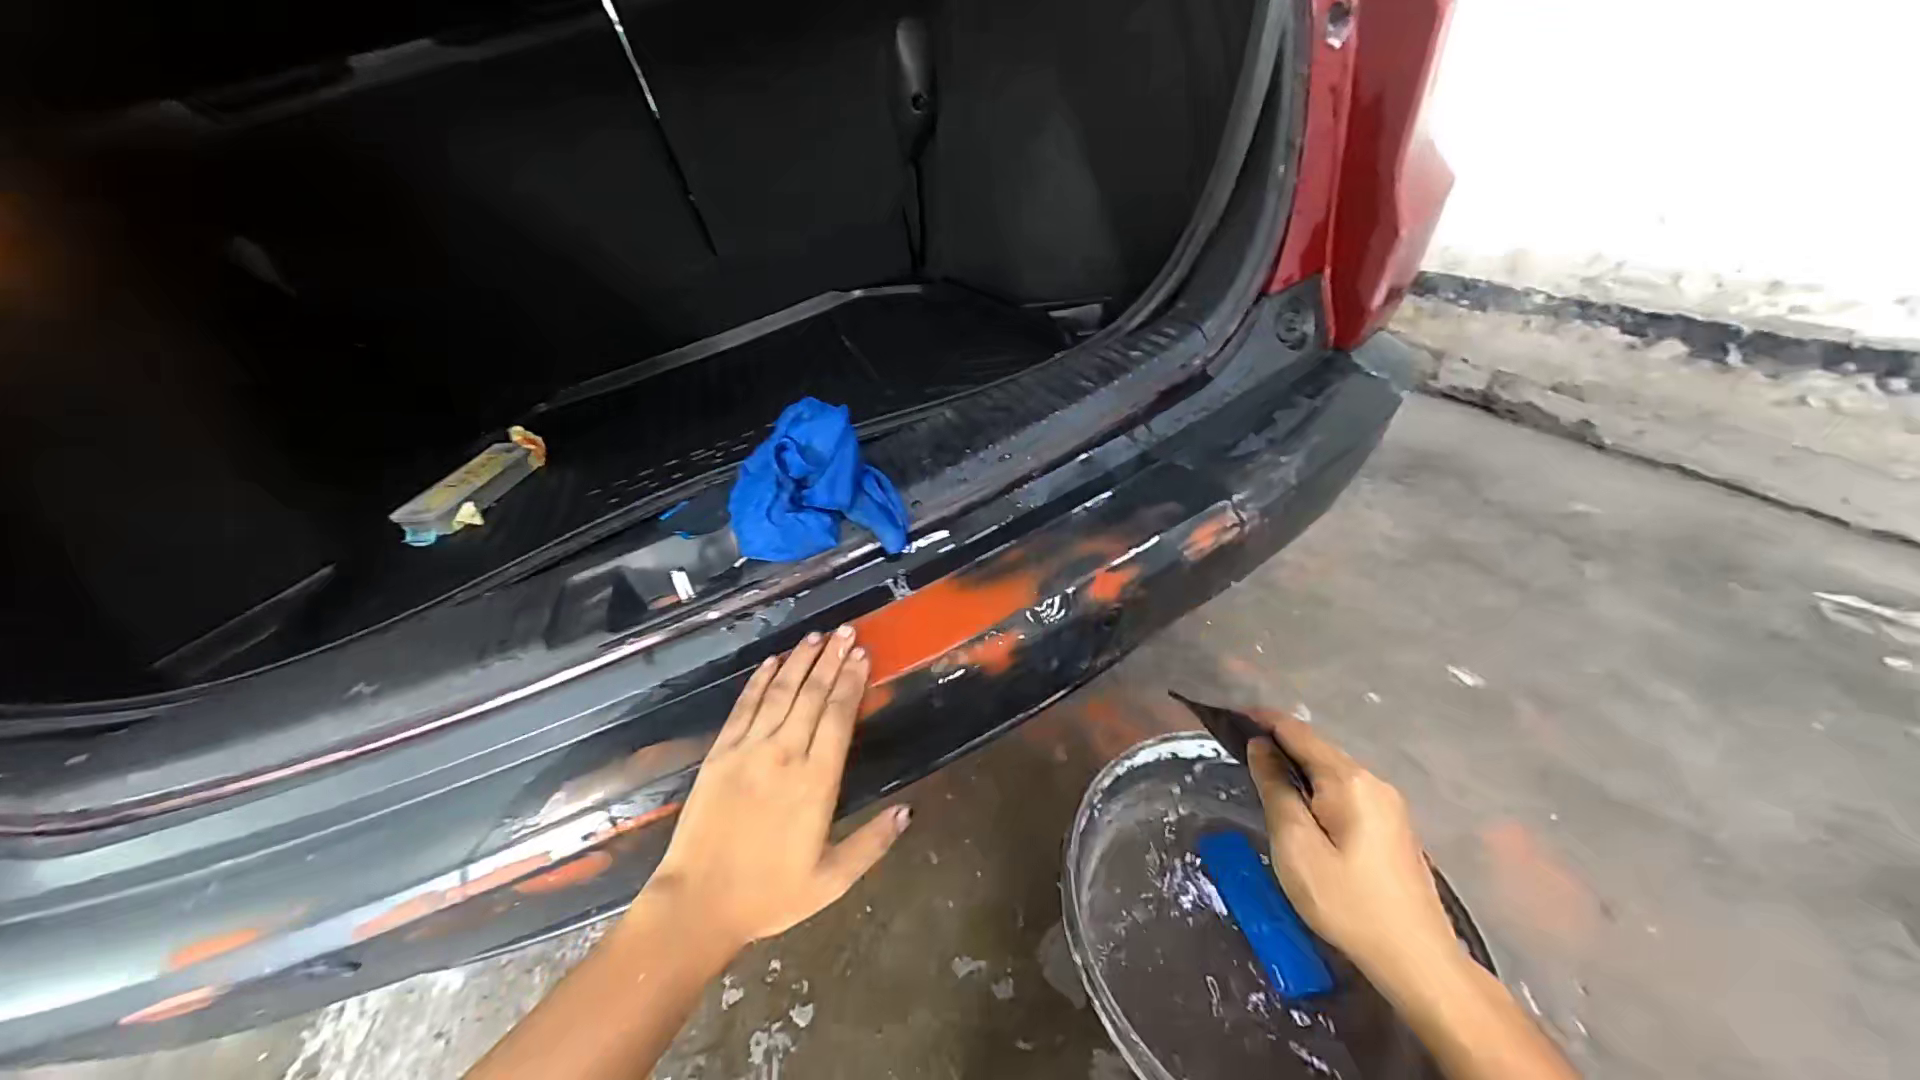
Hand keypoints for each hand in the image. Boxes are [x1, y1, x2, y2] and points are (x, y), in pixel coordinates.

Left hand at [640, 625, 908, 952]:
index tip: (862, 655)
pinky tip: (772, 662)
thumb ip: (873, 842)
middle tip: (846, 631)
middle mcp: (784, 754)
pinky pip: (744, 707)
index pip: (838, 715)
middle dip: (832, 659)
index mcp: (816, 781)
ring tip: (816, 636)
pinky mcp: (720, 754)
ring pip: (780, 693)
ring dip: (800, 661)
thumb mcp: (833, 880)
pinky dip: (759, 681)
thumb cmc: (771, 895)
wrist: (698, 905)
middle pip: (812, 694)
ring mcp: (748, 750)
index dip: (851, 681)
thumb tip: (909, 810)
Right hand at [1246, 711, 1459, 984]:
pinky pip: (1346, 790)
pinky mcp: (1393, 827)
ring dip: (1298, 765)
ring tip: (1264, 772)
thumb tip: (1261, 747)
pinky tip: (1302, 803)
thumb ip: (1276, 789)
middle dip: (1280, 742)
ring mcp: (1389, 805)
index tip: (1232, 713)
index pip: (1299, 733)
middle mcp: (1374, 782)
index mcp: (1349, 781)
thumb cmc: (1347, 901)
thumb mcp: (1295, 845)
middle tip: (1241, 747)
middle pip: (1318, 750)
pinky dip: (1317, 785)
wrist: (1418, 961)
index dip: (1264, 720)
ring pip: (1332, 771)